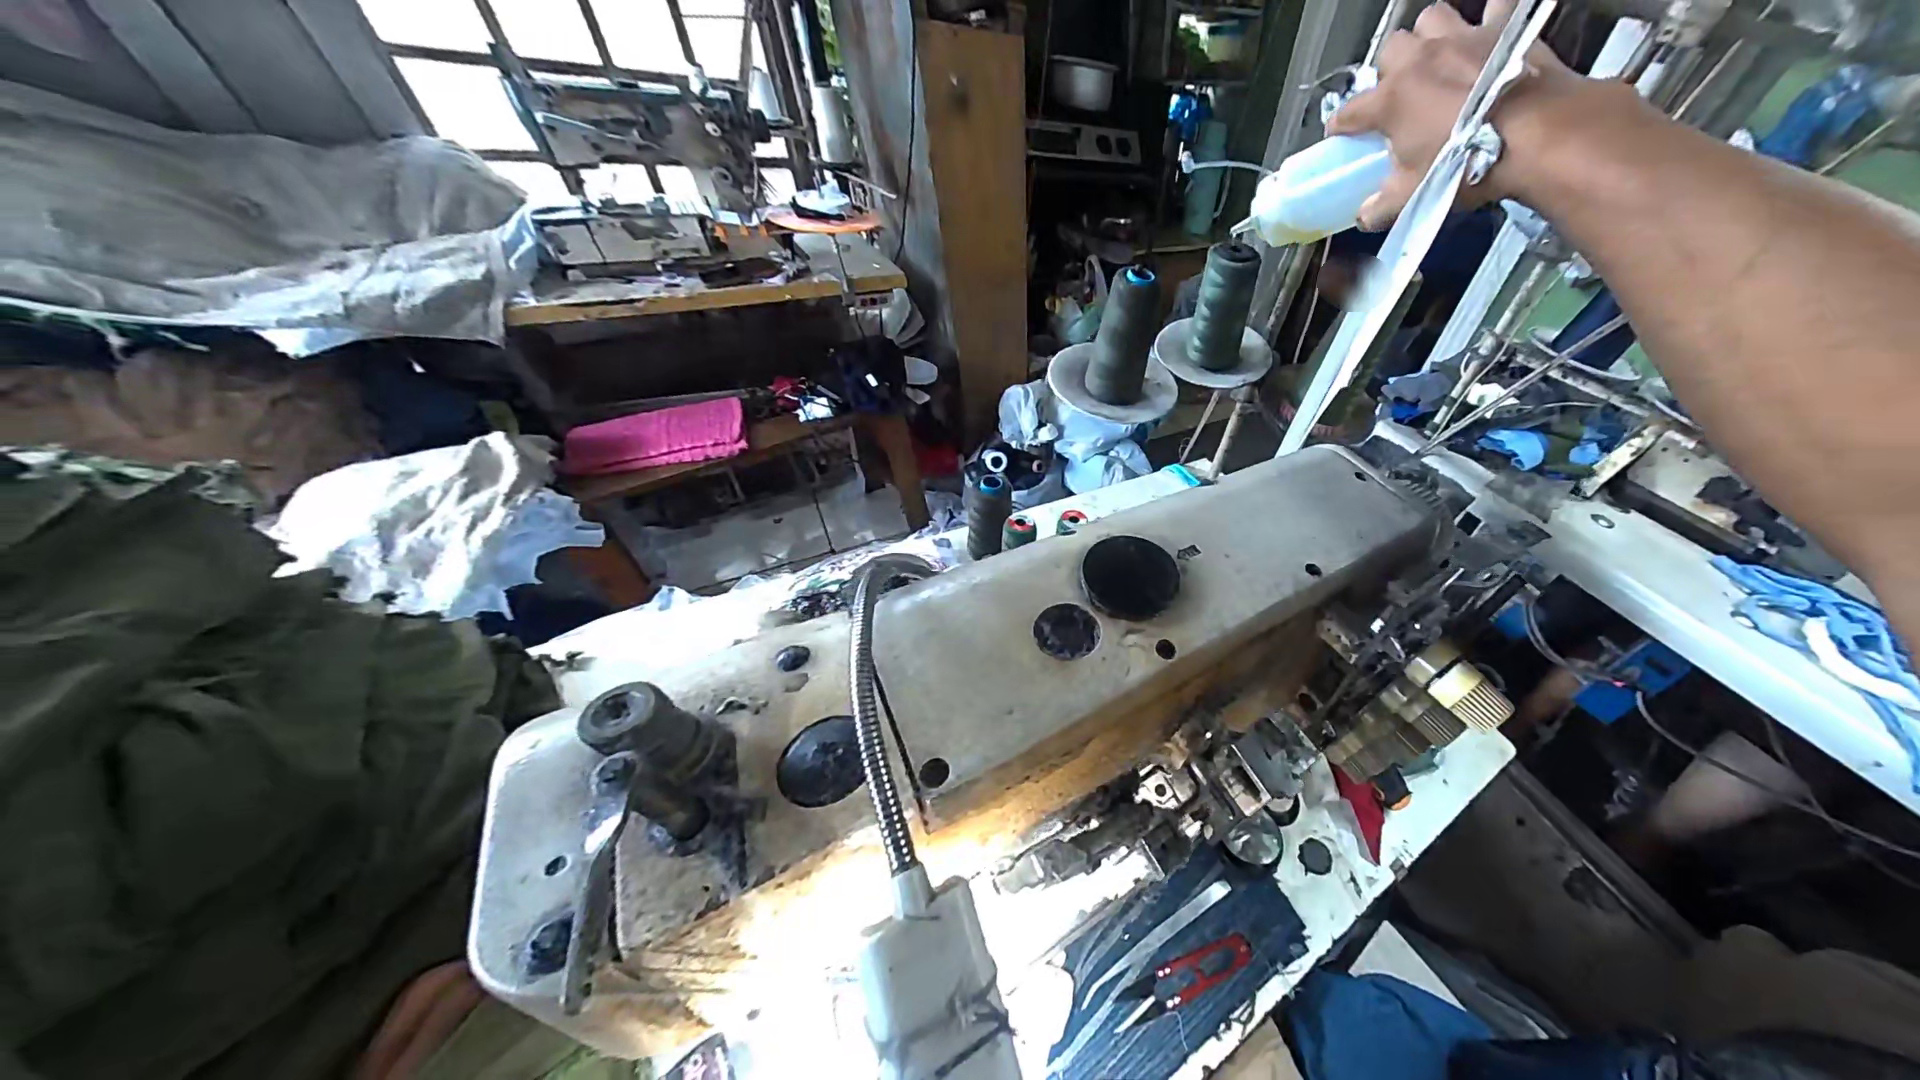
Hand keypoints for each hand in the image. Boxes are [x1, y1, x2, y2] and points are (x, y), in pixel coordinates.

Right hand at [1326, 0, 1577, 229]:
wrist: (1536, 135)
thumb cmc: (1465, 162)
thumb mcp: (1411, 195)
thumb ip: (1380, 206)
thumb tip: (1365, 215)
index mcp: (1390, 100)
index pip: (1348, 112)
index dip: (1340, 126)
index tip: (1341, 135)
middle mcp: (1421, 60)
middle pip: (1390, 49)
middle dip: (1389, 68)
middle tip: (1398, 92)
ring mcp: (1463, 38)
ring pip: (1431, 18)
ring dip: (1429, 36)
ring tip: (1435, 58)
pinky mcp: (1505, 28)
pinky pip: (1495, 6)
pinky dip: (1490, 17)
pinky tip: (1487, 34)